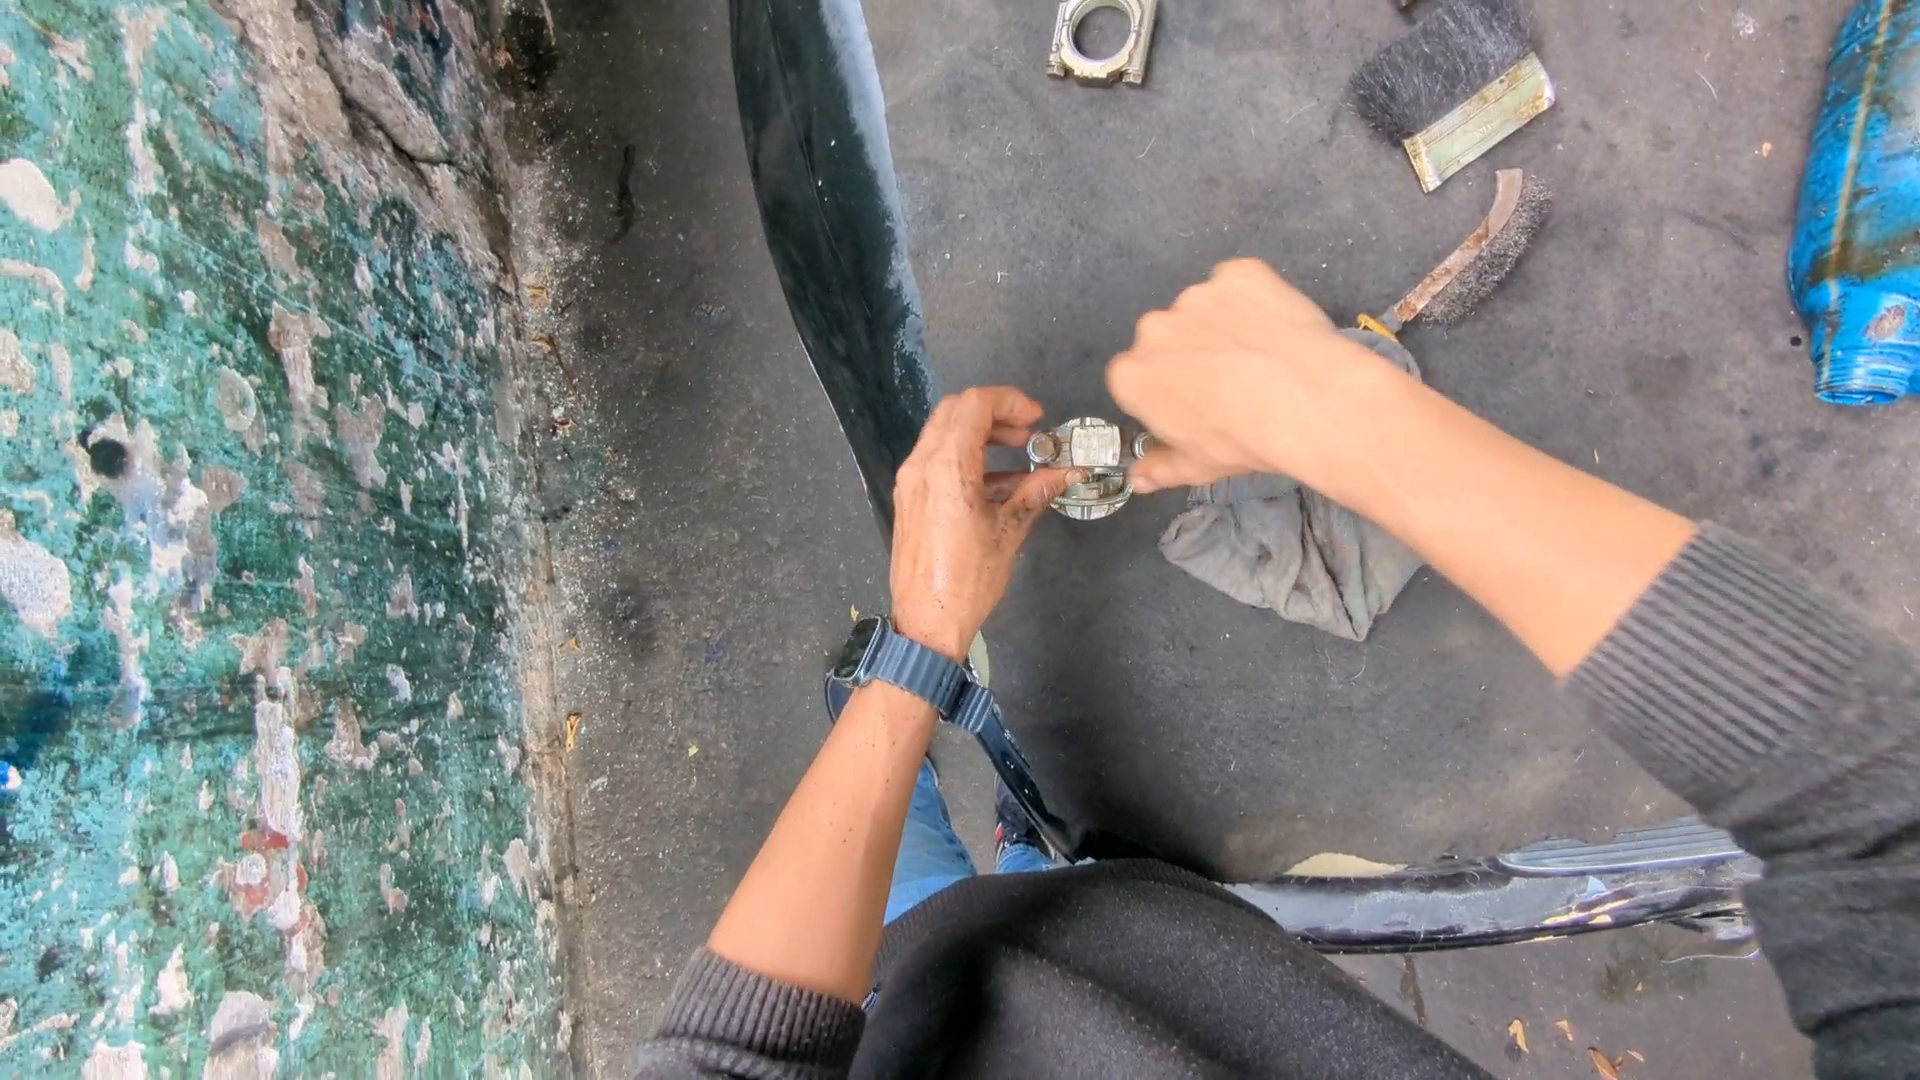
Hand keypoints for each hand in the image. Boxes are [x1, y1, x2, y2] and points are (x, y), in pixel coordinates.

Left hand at [890, 387, 1078, 661]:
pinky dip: (967, 457)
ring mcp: (911, 481)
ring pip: (944, 433)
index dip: (1010, 401)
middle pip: (955, 411)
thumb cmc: (969, 578)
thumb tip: (1068, 472)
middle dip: (995, 412)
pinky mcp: (910, 498)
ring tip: (1019, 453)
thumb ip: (1036, 493)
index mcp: (946, 467)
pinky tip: (1000, 482)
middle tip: (1028, 432)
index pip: (975, 405)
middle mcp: (921, 465)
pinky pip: (937, 460)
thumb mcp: (1009, 532)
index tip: (1038, 419)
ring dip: (981, 433)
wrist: (926, 622)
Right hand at [1107, 259, 1404, 494]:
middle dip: (1187, 355)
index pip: (1136, 380)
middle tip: (1226, 381)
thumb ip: (1160, 468)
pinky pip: (1237, 284)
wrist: (1306, 400)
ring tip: (1257, 356)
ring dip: (1219, 327)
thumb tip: (1137, 481)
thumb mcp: (1196, 466)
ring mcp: (1194, 297)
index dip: (1163, 392)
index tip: (1190, 405)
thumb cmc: (1241, 440)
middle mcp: (1152, 329)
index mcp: (1131, 376)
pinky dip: (1251, 301)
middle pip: (1164, 340)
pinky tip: (1272, 329)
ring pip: (1201, 311)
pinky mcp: (1237, 273)